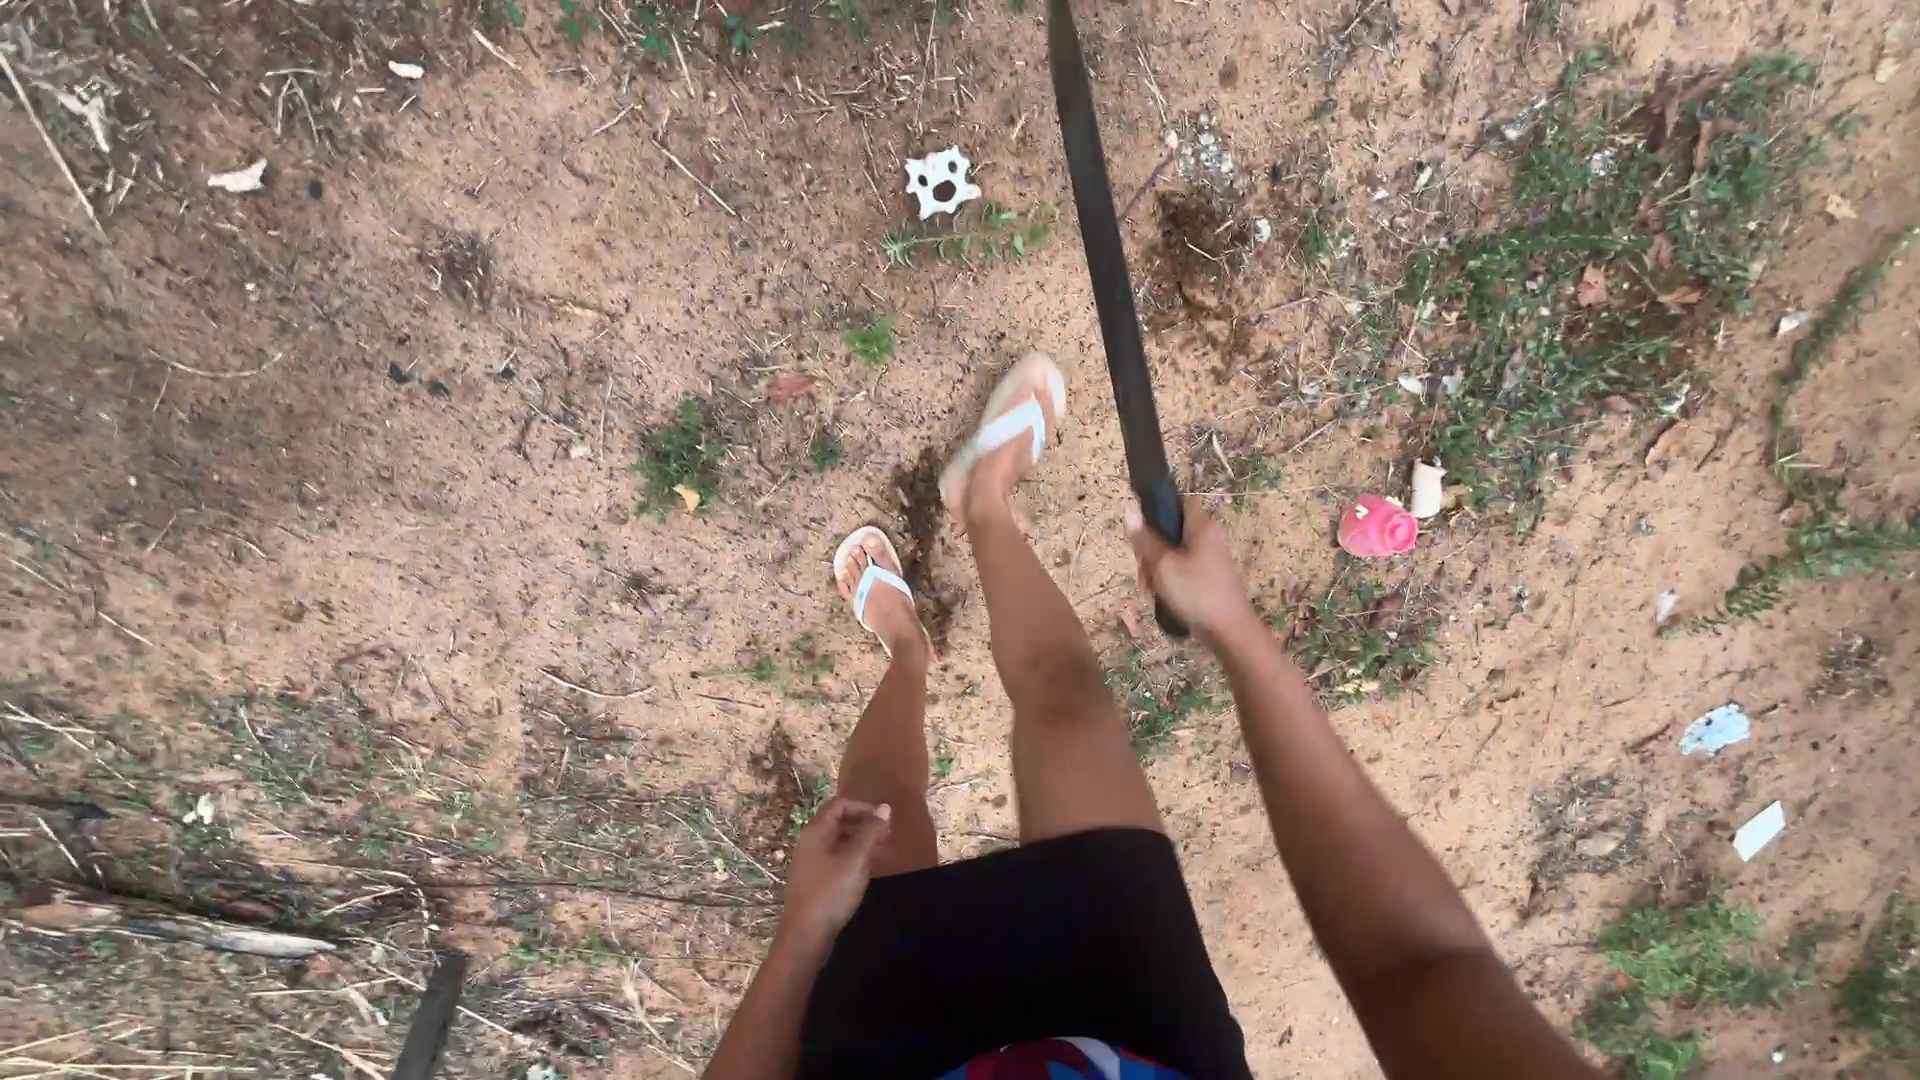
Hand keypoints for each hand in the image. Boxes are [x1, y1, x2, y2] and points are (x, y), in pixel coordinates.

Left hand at [779, 798, 891, 947]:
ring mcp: (812, 863)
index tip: (884, 818)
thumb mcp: (855, 860)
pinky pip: (838, 860)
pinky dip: (856, 859)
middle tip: (889, 835)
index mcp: (816, 832)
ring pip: (841, 843)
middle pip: (840, 823)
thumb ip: (870, 832)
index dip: (863, 807)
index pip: (839, 805)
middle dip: (866, 826)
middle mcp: (811, 842)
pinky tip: (871, 869)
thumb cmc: (830, 892)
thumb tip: (885, 808)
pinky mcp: (816, 881)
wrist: (805, 936)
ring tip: (887, 853)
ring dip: (864, 844)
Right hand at [1125, 497, 1255, 643]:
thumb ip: (1144, 538)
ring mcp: (1209, 558)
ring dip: (1155, 567)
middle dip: (1150, 548)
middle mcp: (1208, 536)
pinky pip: (1181, 568)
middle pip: (1170, 529)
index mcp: (1201, 525)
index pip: (1177, 501)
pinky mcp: (1207, 576)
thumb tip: (1130, 508)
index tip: (1141, 529)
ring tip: (1150, 588)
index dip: (1157, 508)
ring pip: (1171, 552)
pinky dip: (1168, 579)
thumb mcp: (1162, 564)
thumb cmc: (1195, 591)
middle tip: (1144, 569)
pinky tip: (1160, 596)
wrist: (1228, 631)